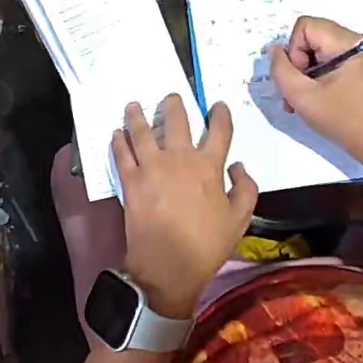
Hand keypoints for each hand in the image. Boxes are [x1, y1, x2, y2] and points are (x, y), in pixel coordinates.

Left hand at [113, 95, 258, 318]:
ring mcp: (152, 167)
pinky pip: (122, 153)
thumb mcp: (240, 219)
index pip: (219, 130)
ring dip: (138, 115)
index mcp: (209, 166)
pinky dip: (118, 141)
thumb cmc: (207, 244)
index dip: (220, 114)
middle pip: (176, 120)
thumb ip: (246, 188)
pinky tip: (116, 133)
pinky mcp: (130, 181)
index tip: (217, 105)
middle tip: (171, 97)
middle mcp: (180, 158)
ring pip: (142, 131)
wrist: (168, 265)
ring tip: (134, 105)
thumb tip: (238, 166)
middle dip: (174, 104)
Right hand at [267, 16, 362, 164]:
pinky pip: (324, 62)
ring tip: (298, 102)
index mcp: (347, 43)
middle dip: (295, 64)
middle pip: (308, 37)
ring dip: (301, 75)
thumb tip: (273, 49)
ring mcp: (354, 55)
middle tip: (295, 92)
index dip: (294, 50)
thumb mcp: (302, 96)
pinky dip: (312, 79)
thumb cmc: (342, 119)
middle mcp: (352, 42)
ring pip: (313, 51)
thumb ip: (281, 70)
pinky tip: (309, 100)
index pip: (304, 26)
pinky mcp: (352, 68)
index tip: (299, 78)